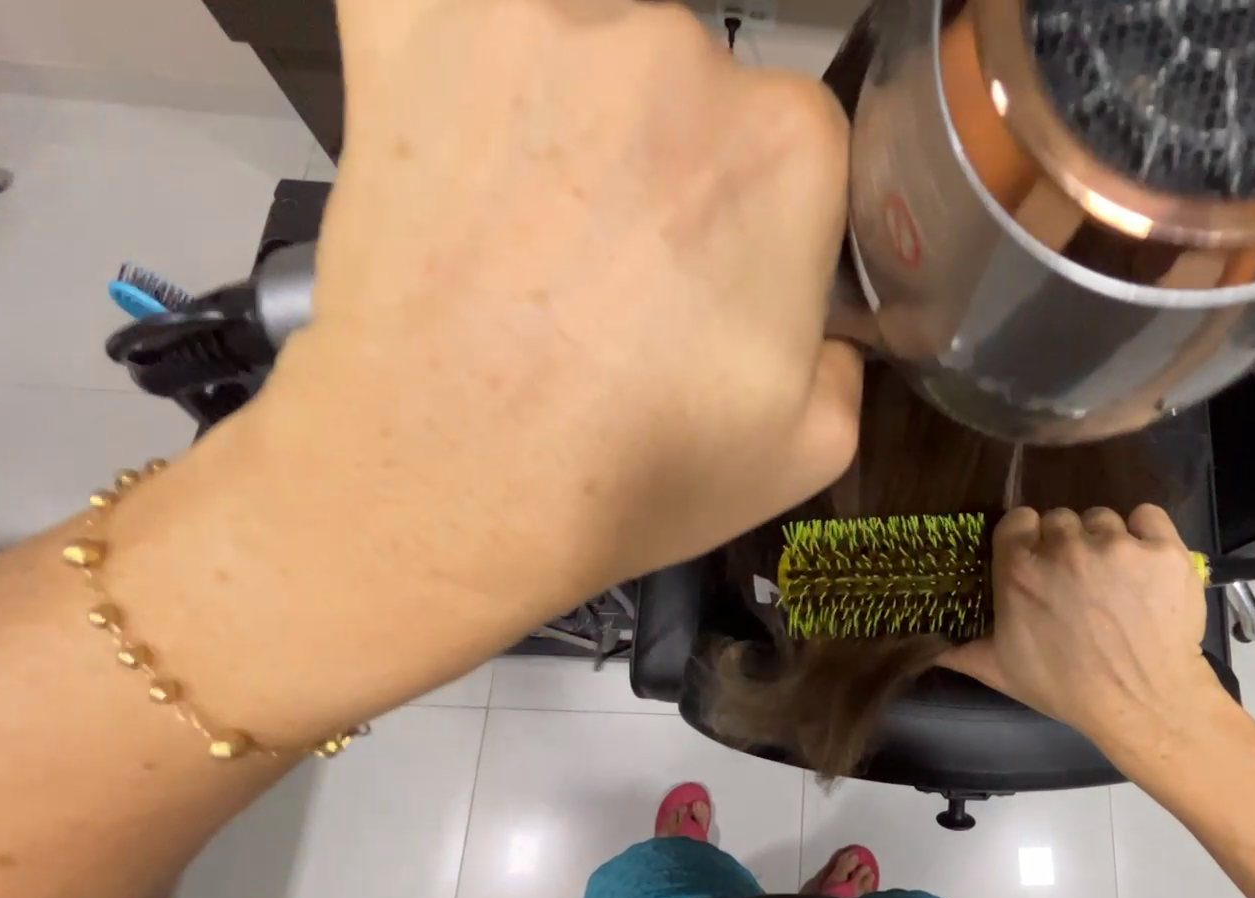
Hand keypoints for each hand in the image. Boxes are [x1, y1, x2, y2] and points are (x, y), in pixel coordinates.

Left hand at [249, 0, 862, 597]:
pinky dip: (457, 53)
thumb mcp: (813, 448)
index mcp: (788, 148)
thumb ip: (850, 354)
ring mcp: (534, 23)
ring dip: (579, 119)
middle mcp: (677, 52)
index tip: (727, 278)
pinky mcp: (405, 28)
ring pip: (590, 47)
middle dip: (679, 168)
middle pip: (700, 89)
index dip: (768, 219)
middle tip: (626, 267)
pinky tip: (455, 127)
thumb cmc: (641, 475)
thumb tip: (824, 320)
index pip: (803, 148)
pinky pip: (443, 5)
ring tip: (534, 228)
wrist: (449, 492)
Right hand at [941, 506, 1237, 758]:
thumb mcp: (1001, 671)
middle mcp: (1065, 548)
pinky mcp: (1163, 549)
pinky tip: (1144, 563)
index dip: (1026, 538)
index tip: (1035, 560)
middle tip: (1076, 579)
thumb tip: (925, 645)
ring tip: (1114, 577)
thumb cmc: (1067, 688)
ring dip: (1104, 540)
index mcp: (1020, 570)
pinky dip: (1146, 533)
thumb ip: (960, 650)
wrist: (1145, 704)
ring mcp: (1117, 546)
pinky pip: (1148, 516)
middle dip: (1065, 544)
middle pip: (1060, 519)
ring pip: (1102, 518)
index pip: (1017, 520)